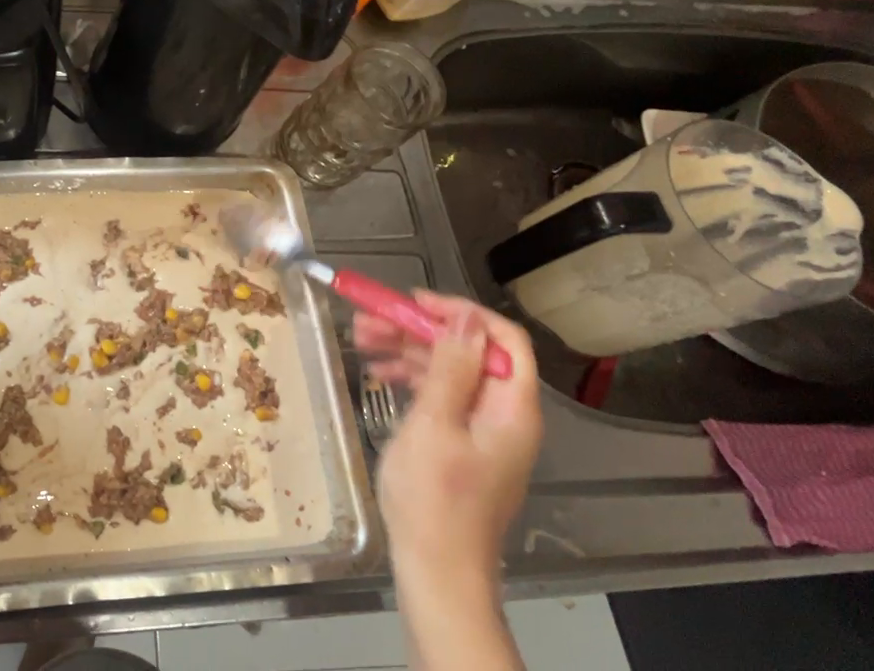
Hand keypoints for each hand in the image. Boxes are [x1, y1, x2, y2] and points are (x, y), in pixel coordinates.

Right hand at [356, 291, 539, 670]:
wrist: (437, 571)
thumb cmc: (434, 499)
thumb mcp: (435, 425)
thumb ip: (452, 368)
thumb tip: (465, 317)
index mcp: (511, 407)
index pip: (501, 338)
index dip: (459, 313)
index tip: (412, 302)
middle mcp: (505, 414)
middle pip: (469, 353)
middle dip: (419, 331)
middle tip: (368, 321)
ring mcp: (484, 432)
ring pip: (451, 373)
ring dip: (408, 352)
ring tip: (361, 343)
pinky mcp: (462, 446)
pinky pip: (442, 398)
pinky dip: (412, 381)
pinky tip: (379, 375)